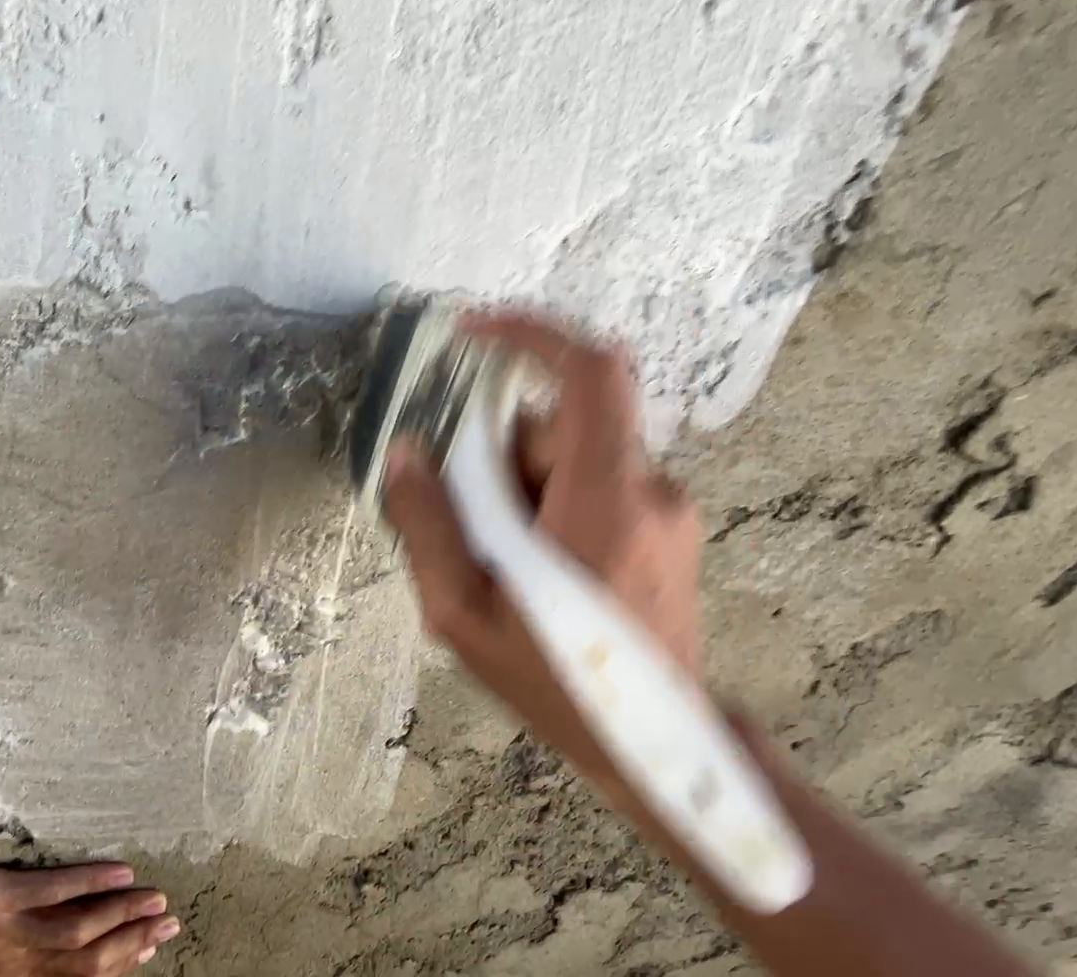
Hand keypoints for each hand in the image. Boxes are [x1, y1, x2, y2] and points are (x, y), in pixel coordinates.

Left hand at [0, 863, 180, 976]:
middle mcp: (24, 965)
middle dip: (135, 940)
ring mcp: (15, 929)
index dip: (122, 964)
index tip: (152, 949)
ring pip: (84, 925)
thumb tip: (42, 961)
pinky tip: (119, 874)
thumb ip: (7, 972)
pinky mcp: (0, 894)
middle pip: (93, 956)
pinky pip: (54, 890)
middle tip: (171, 923)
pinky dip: (91, 883)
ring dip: (126, 914)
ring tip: (159, 902)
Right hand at [382, 310, 704, 776]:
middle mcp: (651, 490)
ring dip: (525, 492)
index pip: (591, 375)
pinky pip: (594, 483)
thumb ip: (426, 522)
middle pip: (560, 428)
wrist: (655, 745)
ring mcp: (668, 510)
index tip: (473, 332)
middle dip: (502, 462)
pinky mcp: (669, 527)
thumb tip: (407, 450)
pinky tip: (541, 572)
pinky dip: (551, 505)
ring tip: (511, 569)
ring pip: (574, 459)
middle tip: (478, 534)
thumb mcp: (459, 611)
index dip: (532, 335)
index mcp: (604, 502)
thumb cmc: (554, 682)